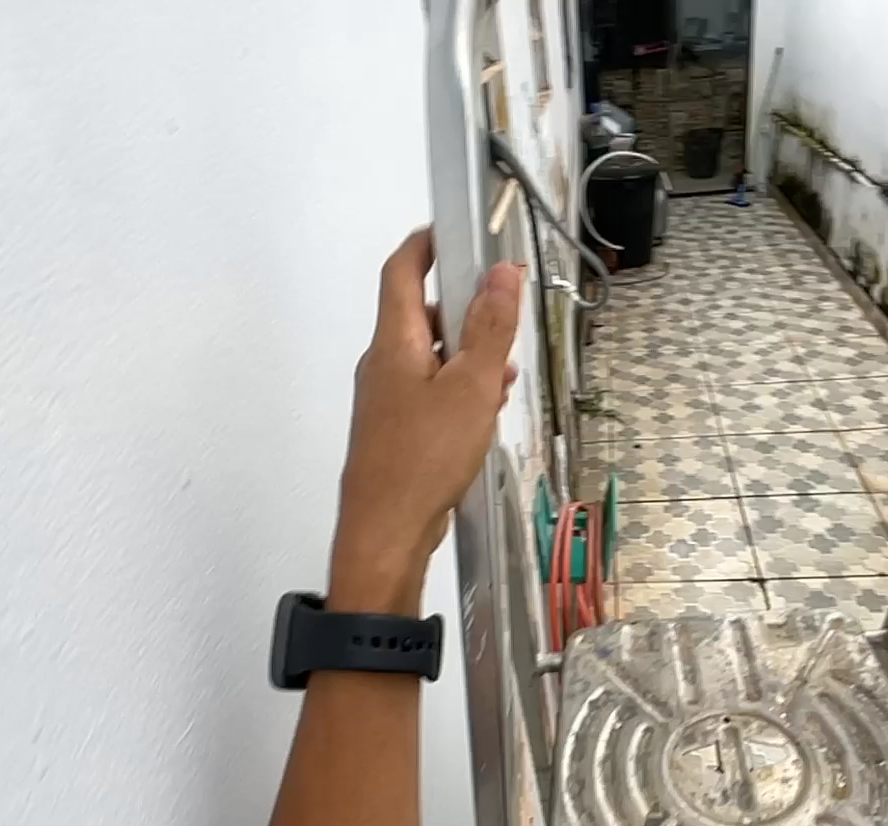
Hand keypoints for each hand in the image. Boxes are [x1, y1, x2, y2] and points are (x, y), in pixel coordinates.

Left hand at [329, 228, 520, 614]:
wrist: (388, 532)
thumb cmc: (424, 458)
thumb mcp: (472, 388)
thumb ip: (490, 330)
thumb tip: (501, 274)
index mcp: (392, 343)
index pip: (401, 270)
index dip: (427, 243)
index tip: (457, 233)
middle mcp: (382, 366)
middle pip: (418, 315)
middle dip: (462, 310)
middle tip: (502, 317)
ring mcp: (386, 402)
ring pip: (429, 359)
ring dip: (467, 356)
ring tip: (504, 374)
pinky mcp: (397, 433)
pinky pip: (430, 395)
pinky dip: (458, 391)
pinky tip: (486, 412)